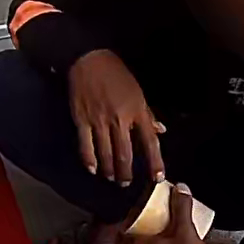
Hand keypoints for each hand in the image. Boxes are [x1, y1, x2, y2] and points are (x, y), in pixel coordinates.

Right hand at [67, 49, 164, 185]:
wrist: (89, 60)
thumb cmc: (116, 74)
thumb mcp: (137, 92)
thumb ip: (148, 114)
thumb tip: (161, 130)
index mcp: (137, 111)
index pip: (149, 142)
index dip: (154, 161)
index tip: (157, 177)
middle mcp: (120, 119)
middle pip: (125, 154)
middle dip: (126, 172)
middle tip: (126, 183)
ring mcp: (99, 121)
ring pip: (106, 153)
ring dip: (109, 170)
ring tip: (112, 178)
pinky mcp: (82, 120)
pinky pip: (86, 145)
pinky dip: (89, 160)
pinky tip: (92, 169)